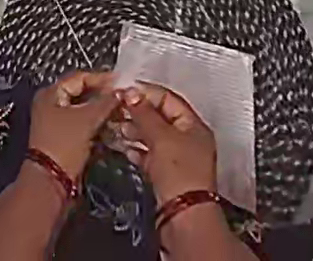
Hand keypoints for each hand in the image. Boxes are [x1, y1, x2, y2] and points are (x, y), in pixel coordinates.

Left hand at [29, 71, 119, 177]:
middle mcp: (53, 105)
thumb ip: (105, 102)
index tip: (121, 81)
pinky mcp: (66, 140)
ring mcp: (59, 124)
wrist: (51, 186)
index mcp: (51, 94)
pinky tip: (114, 127)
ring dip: (103, 112)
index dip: (101, 79)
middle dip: (104, 97)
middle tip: (123, 97)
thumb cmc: (64, 145)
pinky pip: (85, 126)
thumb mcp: (86, 120)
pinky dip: (98, 126)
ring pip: (86, 111)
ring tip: (122, 112)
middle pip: (83, 94)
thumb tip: (121, 91)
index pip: (80, 78)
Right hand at [120, 84, 217, 200]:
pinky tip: (127, 149)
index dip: (146, 93)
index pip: (168, 99)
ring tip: (119, 129)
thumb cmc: (178, 173)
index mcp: (193, 125)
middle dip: (139, 113)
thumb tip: (131, 93)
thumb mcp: (161, 137)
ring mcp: (179, 159)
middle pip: (161, 118)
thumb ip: (144, 113)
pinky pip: (152, 156)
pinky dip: (139, 151)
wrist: (183, 220)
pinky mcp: (169, 177)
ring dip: (136, 131)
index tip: (125, 91)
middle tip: (118, 110)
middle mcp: (188, 139)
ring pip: (155, 137)